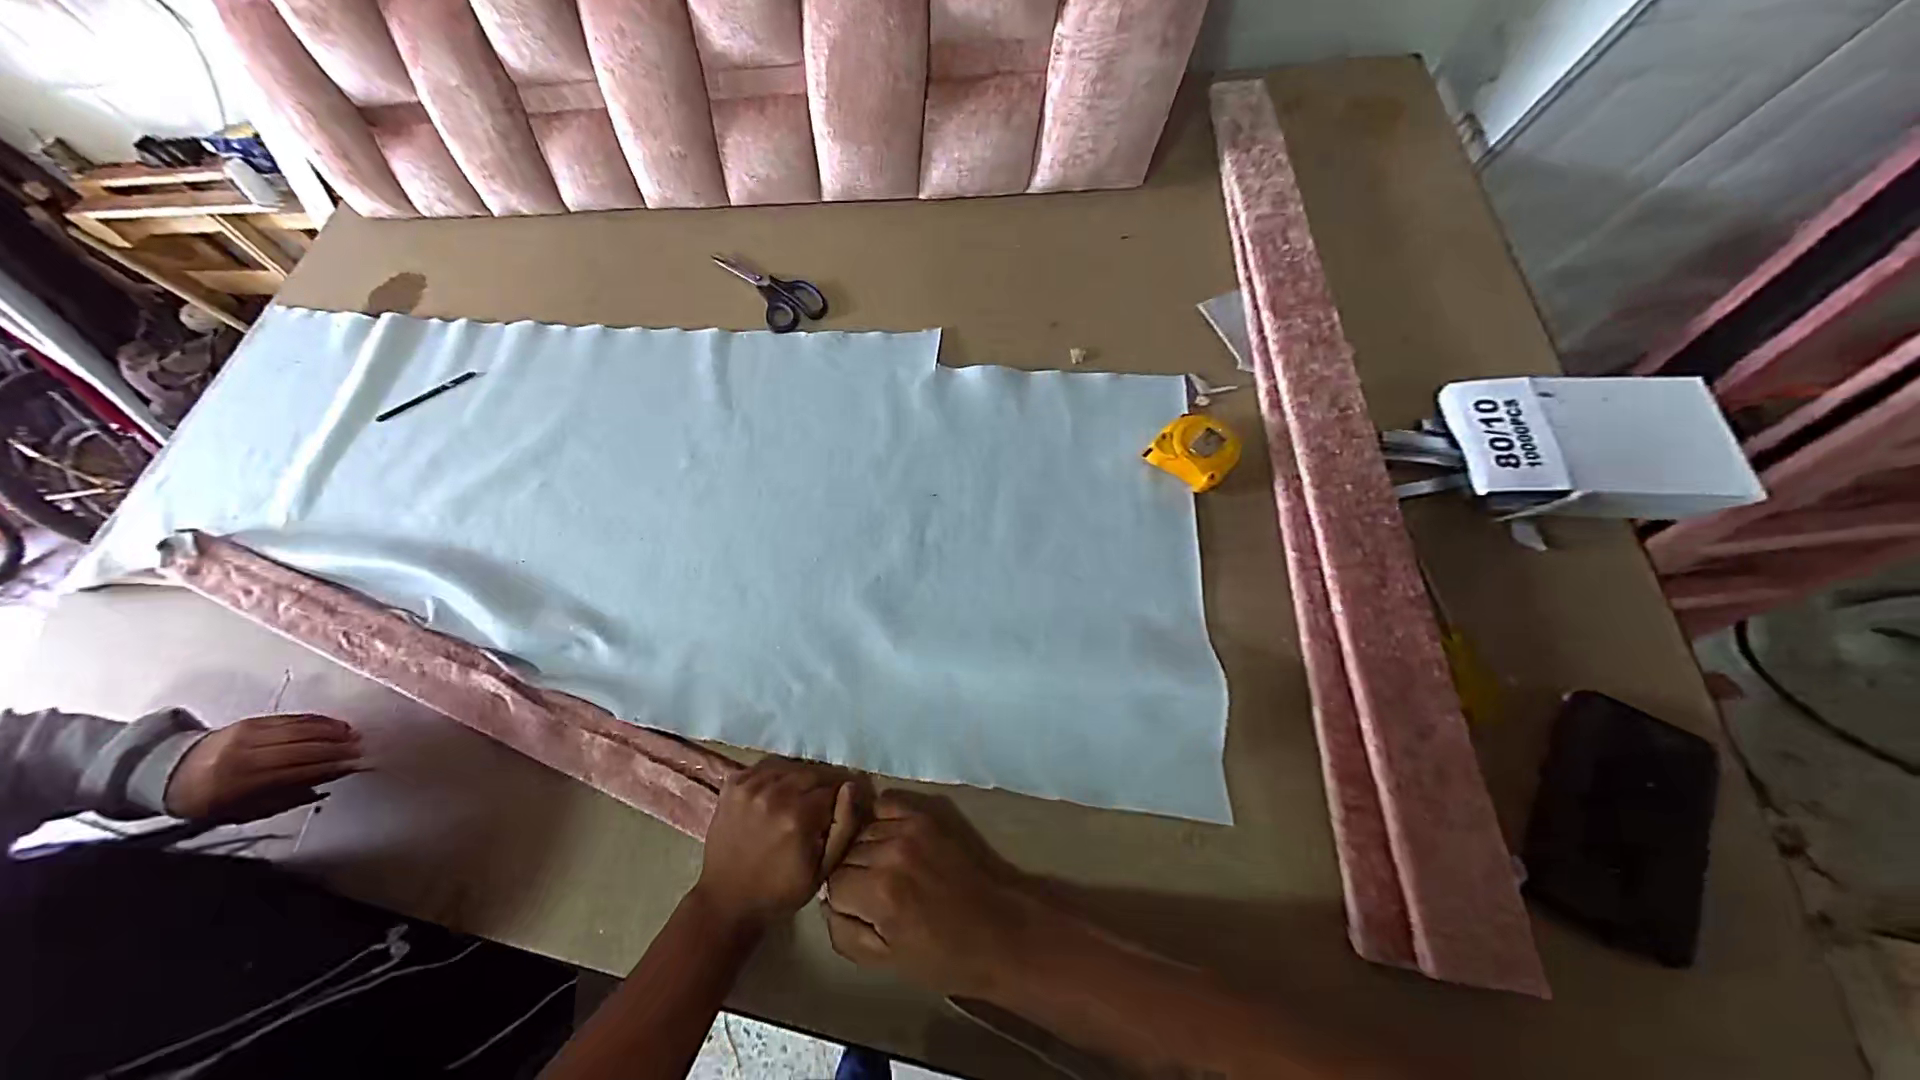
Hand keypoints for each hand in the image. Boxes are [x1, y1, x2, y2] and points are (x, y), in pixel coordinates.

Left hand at [164, 713, 361, 821]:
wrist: (167, 772)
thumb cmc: (209, 798)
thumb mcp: (239, 811)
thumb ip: (282, 800)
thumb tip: (323, 786)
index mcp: (241, 784)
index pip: (299, 772)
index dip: (330, 768)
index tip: (355, 766)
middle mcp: (246, 756)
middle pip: (303, 749)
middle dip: (337, 749)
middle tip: (362, 749)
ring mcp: (249, 735)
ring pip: (301, 731)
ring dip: (333, 732)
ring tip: (354, 735)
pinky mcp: (252, 721)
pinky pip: (292, 719)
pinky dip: (318, 721)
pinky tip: (335, 724)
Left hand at [693, 758, 862, 930]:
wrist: (727, 901)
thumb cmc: (781, 890)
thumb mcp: (823, 869)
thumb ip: (844, 825)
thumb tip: (851, 786)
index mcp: (799, 816)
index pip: (834, 787)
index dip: (839, 798)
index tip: (836, 811)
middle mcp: (774, 794)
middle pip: (813, 772)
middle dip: (821, 787)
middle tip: (818, 808)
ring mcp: (750, 787)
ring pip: (790, 766)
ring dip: (799, 779)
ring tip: (797, 800)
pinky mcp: (733, 785)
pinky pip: (766, 766)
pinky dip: (776, 775)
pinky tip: (776, 793)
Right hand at [822, 791, 1050, 1000]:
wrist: (999, 929)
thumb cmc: (944, 955)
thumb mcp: (884, 961)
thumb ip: (843, 931)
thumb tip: (828, 901)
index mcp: (878, 892)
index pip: (831, 883)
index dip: (841, 900)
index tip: (859, 910)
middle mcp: (891, 851)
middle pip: (844, 853)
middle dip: (851, 874)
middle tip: (871, 894)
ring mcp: (911, 827)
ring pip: (862, 830)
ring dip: (866, 848)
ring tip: (884, 868)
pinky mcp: (927, 813)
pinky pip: (886, 802)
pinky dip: (880, 818)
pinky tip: (889, 838)